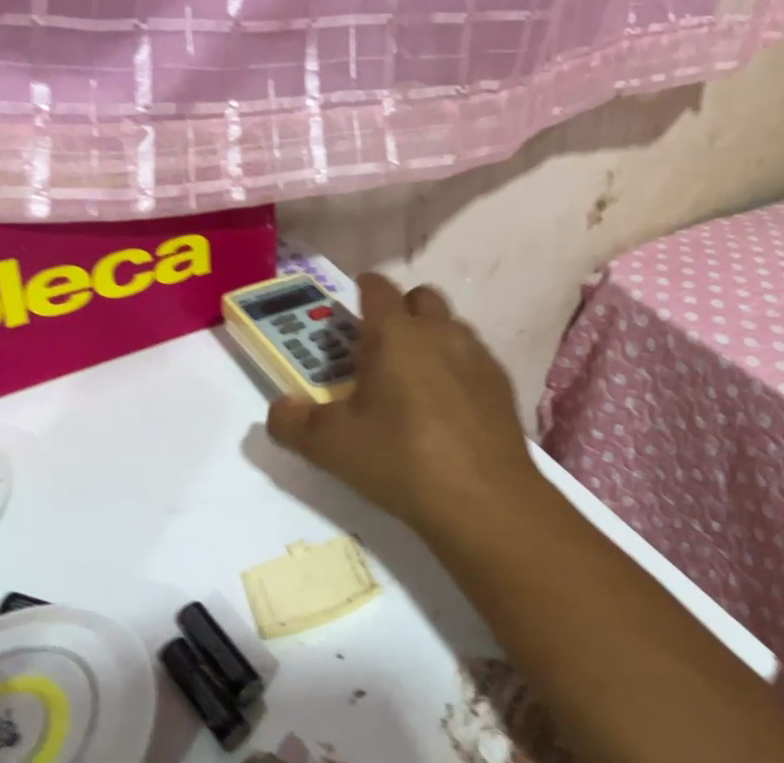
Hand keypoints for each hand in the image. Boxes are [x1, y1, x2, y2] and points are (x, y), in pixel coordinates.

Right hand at [265, 274, 542, 535]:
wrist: (483, 497)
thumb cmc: (399, 459)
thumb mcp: (330, 447)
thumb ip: (294, 422)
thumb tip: (281, 408)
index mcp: (394, 334)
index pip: (378, 288)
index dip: (364, 288)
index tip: (354, 299)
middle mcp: (439, 331)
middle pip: (421, 297)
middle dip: (401, 310)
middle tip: (381, 346)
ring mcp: (476, 354)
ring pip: (451, 326)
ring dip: (431, 339)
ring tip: (414, 380)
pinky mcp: (502, 382)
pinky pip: (474, 359)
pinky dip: (457, 369)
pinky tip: (448, 408)